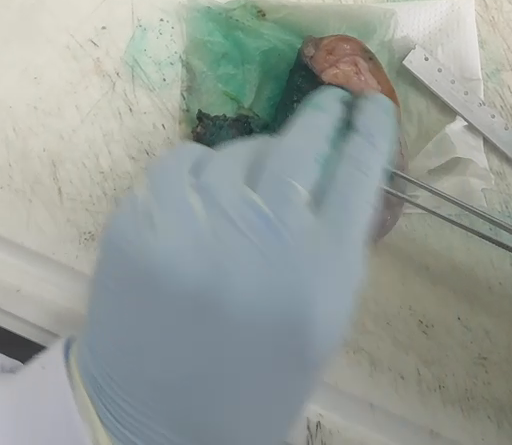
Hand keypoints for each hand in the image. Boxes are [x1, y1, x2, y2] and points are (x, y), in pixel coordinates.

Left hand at [71, 87, 397, 444]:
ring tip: (245, 180)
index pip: (358, 177)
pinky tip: (194, 191)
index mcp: (318, 280)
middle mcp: (261, 247)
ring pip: (230, 153)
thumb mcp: (314, 321)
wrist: (154, 421)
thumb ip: (327, 246)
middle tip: (328, 98)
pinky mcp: (140, 225)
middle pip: (298, 148)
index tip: (371, 102)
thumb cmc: (248, 376)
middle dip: (320, 116)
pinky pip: (175, 165)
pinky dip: (189, 170)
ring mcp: (193, 232)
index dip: (369, 131)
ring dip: (244, 157)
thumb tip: (336, 164)